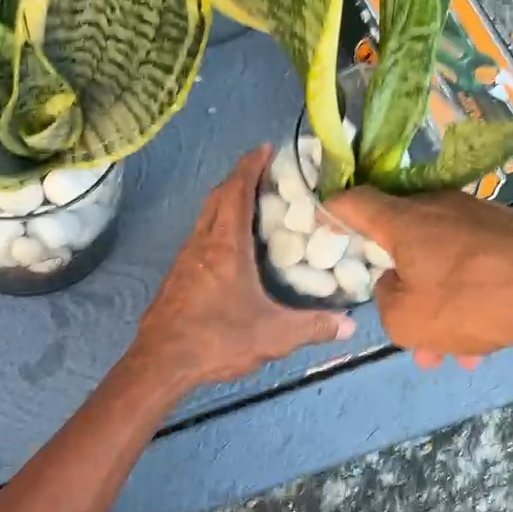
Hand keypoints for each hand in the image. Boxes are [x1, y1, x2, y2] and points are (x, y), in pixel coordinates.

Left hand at [130, 145, 355, 388]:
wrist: (161, 363)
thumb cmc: (217, 339)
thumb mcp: (274, 335)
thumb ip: (313, 327)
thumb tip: (350, 325)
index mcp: (225, 245)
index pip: (236, 191)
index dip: (250, 166)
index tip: (265, 148)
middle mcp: (201, 245)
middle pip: (217, 198)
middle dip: (238, 180)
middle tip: (263, 177)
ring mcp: (183, 262)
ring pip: (204, 220)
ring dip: (224, 206)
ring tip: (250, 210)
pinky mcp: (175, 280)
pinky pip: (198, 241)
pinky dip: (215, 231)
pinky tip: (229, 252)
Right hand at [328, 187, 512, 367]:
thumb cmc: (471, 301)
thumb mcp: (407, 320)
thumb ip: (386, 300)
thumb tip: (395, 283)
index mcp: (404, 220)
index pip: (355, 201)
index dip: (333, 210)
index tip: (322, 219)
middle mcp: (439, 208)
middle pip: (403, 243)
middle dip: (399, 289)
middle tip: (402, 329)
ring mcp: (479, 219)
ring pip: (442, 266)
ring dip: (438, 308)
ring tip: (449, 357)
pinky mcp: (511, 236)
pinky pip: (474, 270)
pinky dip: (469, 303)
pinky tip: (481, 348)